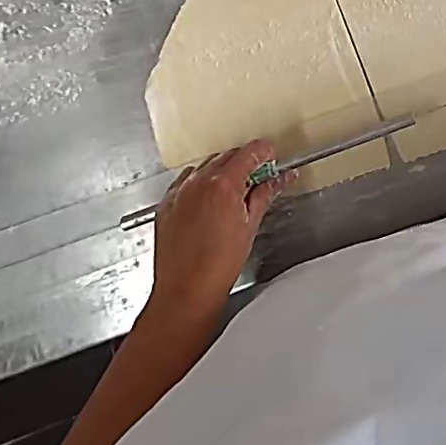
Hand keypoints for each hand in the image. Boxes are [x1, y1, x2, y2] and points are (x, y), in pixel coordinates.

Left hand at [142, 139, 285, 329]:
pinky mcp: (166, 205)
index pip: (250, 152)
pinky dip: (200, 183)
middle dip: (246, 162)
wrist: (185, 292)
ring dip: (222, 171)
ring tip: (233, 192)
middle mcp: (198, 183)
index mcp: (223, 185)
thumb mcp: (250, 225)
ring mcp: (179, 193)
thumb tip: (279, 179)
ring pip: (206, 166)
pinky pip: (186, 181)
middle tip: (259, 178)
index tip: (271, 158)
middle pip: (228, 156)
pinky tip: (209, 200)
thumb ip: (264, 194)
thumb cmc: (218, 264)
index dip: (265, 153)